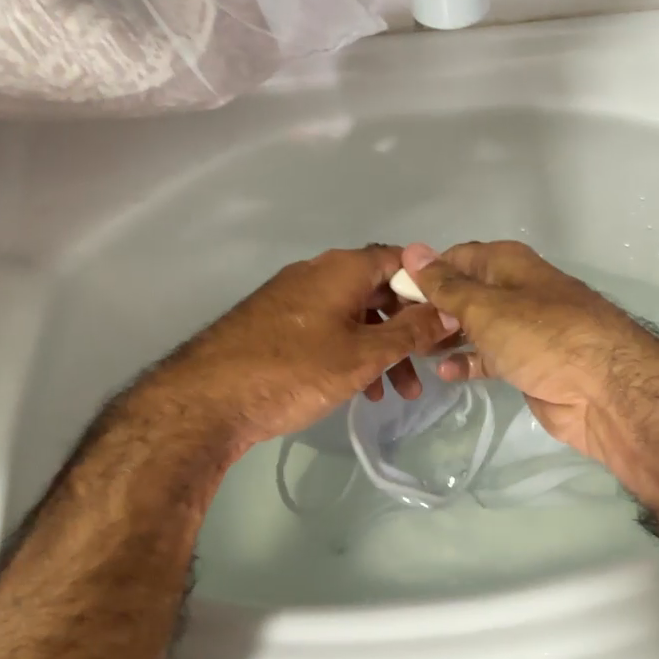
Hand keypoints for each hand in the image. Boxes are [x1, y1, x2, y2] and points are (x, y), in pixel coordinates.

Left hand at [147, 246, 454, 453]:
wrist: (208, 400)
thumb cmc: (296, 370)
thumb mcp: (364, 355)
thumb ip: (411, 332)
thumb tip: (451, 311)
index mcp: (342, 269)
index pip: (401, 259)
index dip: (429, 285)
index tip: (450, 318)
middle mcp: (319, 273)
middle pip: (379, 290)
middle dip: (408, 328)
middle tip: (429, 363)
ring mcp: (294, 298)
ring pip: (354, 314)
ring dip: (381, 348)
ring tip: (397, 393)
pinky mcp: (276, 324)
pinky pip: (328, 328)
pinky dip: (351, 352)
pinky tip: (360, 389)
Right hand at [404, 241, 658, 458]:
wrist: (606, 391)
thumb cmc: (543, 338)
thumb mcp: (487, 308)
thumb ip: (446, 285)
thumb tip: (412, 251)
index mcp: (508, 265)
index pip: (455, 258)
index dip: (423, 274)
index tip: (390, 297)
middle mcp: (516, 291)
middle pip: (464, 293)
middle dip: (432, 310)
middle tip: (397, 331)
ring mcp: (524, 329)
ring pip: (475, 327)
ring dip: (447, 338)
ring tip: (413, 352)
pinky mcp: (528, 364)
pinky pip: (490, 357)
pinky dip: (469, 362)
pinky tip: (445, 374)